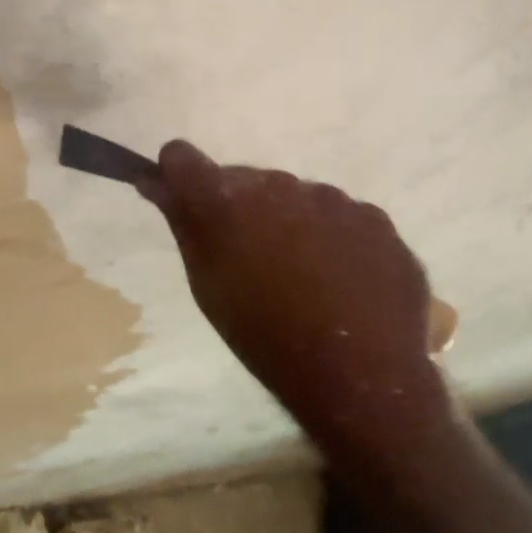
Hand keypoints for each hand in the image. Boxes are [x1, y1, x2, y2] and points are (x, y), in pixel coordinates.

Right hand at [135, 139, 443, 438]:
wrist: (359, 375)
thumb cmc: (263, 334)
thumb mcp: (206, 283)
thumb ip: (183, 222)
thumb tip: (155, 181)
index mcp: (227, 199)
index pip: (181, 156)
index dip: (177, 173)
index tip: (183, 198)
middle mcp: (279, 184)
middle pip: (246, 180)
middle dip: (241, 207)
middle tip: (250, 258)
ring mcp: (334, 200)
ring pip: (297, 198)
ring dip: (290, 222)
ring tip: (303, 277)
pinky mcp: (376, 221)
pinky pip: (342, 218)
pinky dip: (335, 239)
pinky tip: (341, 283)